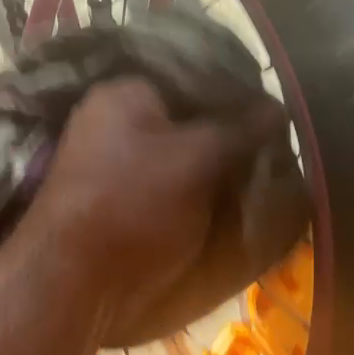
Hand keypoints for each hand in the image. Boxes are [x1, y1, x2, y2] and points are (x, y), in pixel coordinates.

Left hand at [22, 77, 308, 345]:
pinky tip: (233, 204)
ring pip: (180, 151)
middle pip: (186, 115)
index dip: (237, 91)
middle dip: (229, 133)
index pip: (192, 75)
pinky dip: (197, 188)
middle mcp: (113, 117)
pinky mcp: (117, 196)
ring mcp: (112, 158)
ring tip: (267, 177)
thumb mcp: (197, 160)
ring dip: (216, 165)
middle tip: (279, 151)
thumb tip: (277, 105)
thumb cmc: (133, 203)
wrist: (74, 279)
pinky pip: (168, 180)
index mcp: (124, 93)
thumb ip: (238, 129)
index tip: (279, 114)